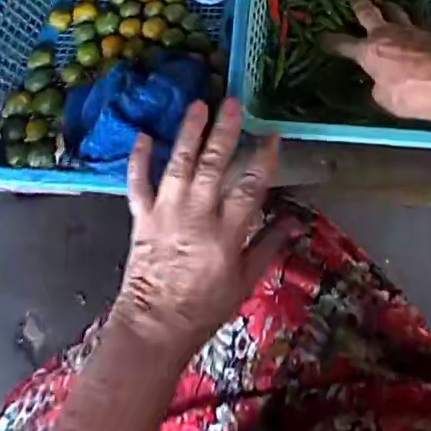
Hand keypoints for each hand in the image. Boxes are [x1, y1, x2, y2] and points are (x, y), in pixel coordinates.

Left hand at [113, 99, 294, 357]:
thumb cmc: (204, 307)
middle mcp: (195, 215)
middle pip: (212, 165)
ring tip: (198, 105)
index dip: (262, 159)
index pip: (248, 187)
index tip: (271, 135)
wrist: (155, 326)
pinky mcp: (141, 214)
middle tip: (232, 103)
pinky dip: (139, 158)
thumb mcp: (244, 283)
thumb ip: (267, 247)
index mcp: (225, 234)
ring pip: (178, 164)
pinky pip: (138, 181)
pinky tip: (144, 134)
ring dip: (188, 132)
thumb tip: (293, 221)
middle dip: (224, 132)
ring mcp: (165, 211)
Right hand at [321, 0, 430, 125]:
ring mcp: (413, 32)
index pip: (343, 43)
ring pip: (396, 12)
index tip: (321, 37)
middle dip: (359, 4)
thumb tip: (378, 82)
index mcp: (369, 50)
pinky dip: (410, 27)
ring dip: (388, 8)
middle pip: (369, 13)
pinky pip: (416, 26)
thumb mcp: (385, 99)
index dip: (330, 41)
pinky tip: (411, 31)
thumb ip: (377, 87)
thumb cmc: (413, 94)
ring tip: (384, 4)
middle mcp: (388, 34)